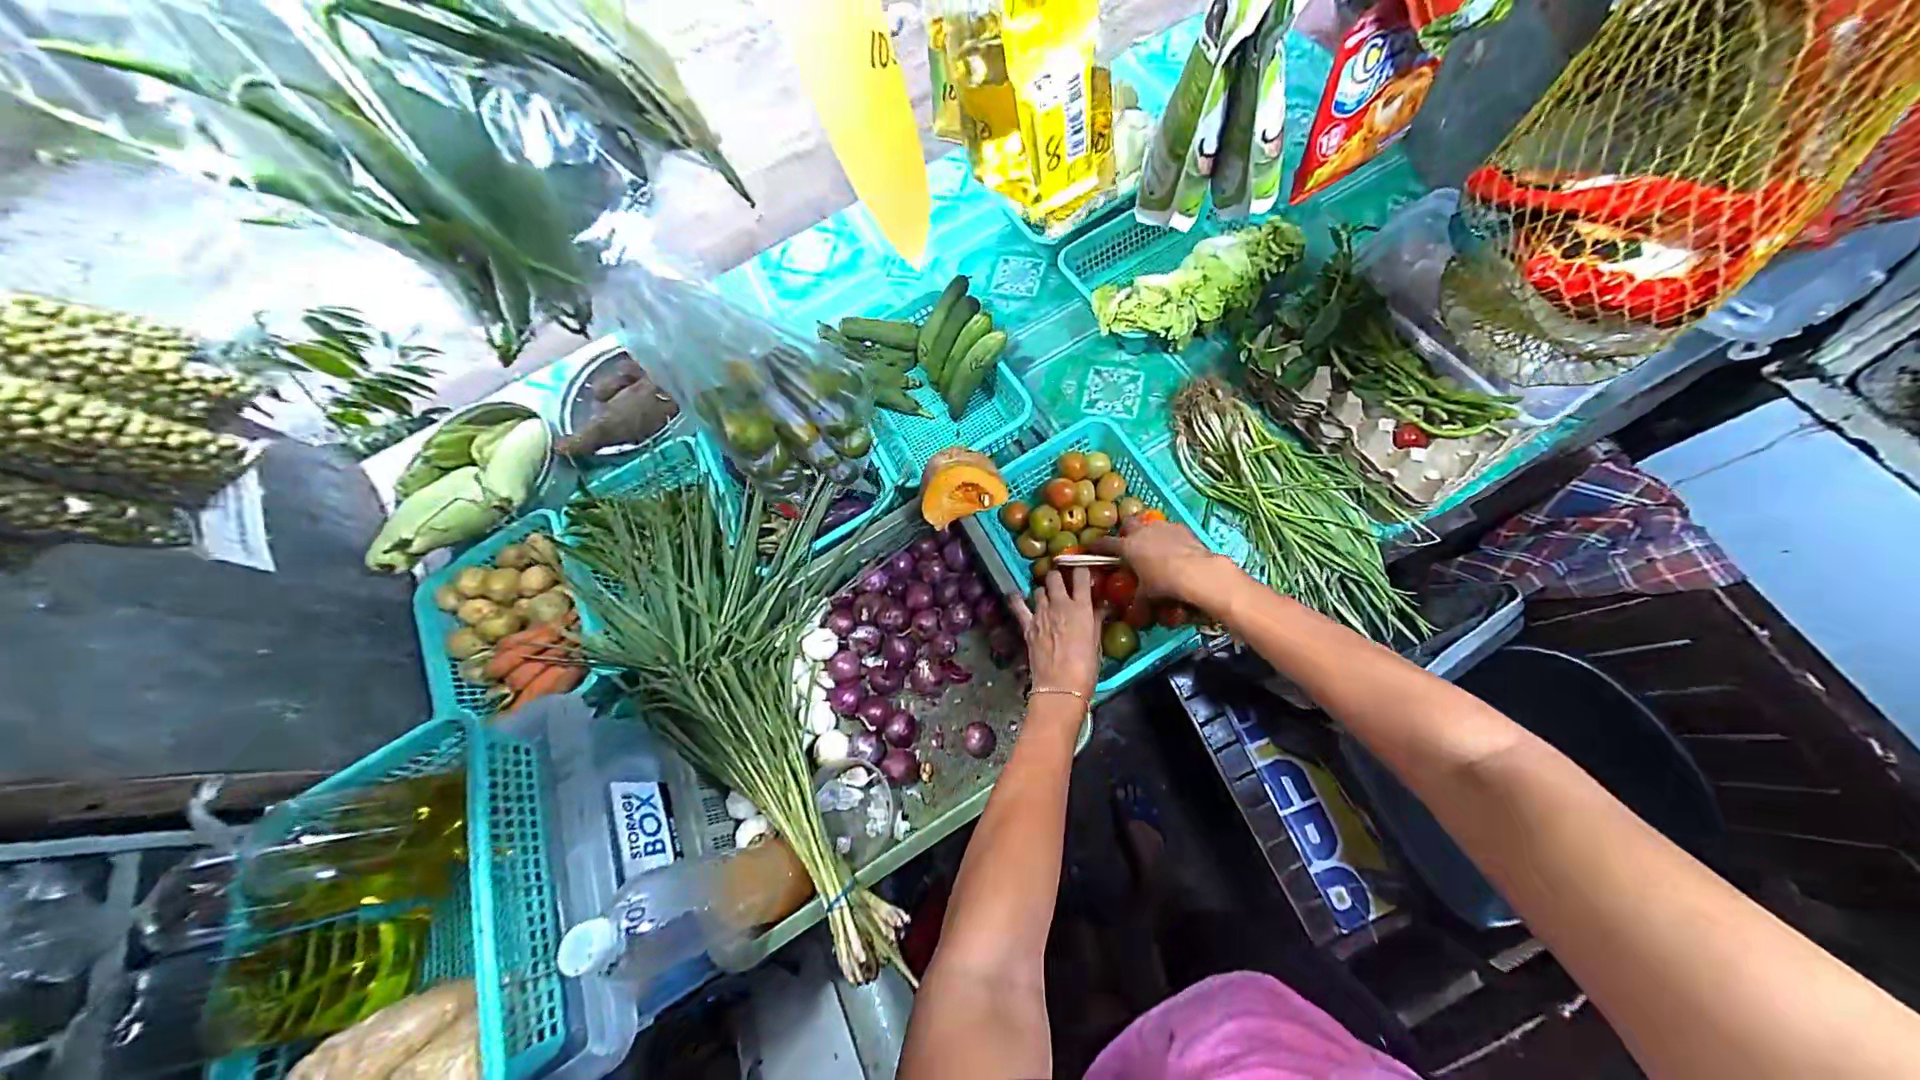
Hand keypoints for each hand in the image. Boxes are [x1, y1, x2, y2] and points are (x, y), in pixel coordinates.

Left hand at [1009, 567, 1101, 700]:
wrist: (1060, 686)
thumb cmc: (1085, 667)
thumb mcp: (1096, 642)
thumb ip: (1096, 620)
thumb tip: (1100, 605)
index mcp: (1081, 607)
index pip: (1081, 576)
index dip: (1082, 569)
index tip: (1082, 570)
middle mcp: (1060, 604)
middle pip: (1055, 577)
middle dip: (1058, 576)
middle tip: (1062, 582)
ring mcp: (1041, 613)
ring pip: (1039, 589)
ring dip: (1044, 590)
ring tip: (1047, 596)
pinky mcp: (1027, 625)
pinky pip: (1018, 606)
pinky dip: (1017, 599)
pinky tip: (1015, 595)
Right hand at [1090, 516, 1227, 603]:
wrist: (1197, 572)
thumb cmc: (1164, 582)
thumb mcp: (1147, 596)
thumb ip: (1138, 603)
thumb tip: (1134, 619)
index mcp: (1127, 546)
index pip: (1105, 543)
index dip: (1096, 546)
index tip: (1091, 547)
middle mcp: (1142, 531)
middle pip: (1127, 524)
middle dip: (1126, 532)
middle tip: (1128, 544)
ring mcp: (1162, 527)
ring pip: (1149, 524)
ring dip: (1148, 532)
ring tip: (1153, 545)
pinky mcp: (1181, 528)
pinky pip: (1169, 529)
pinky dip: (1168, 536)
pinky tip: (1174, 548)